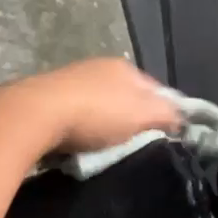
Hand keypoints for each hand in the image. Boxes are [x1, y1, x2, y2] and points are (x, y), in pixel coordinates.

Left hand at [6, 57, 180, 154]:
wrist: (36, 115)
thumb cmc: (96, 113)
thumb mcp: (143, 113)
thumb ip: (167, 113)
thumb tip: (181, 118)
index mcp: (124, 67)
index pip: (155, 90)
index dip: (164, 113)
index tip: (166, 138)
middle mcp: (98, 68)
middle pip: (126, 97)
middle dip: (132, 120)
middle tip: (135, 147)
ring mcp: (71, 82)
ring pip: (99, 107)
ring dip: (104, 126)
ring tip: (106, 150)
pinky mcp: (48, 100)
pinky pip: (75, 117)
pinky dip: (81, 130)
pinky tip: (79, 145)